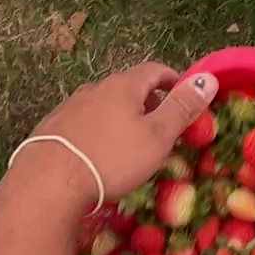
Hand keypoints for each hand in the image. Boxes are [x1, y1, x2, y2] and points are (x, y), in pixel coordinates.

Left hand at [0, 63, 219, 212]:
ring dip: (123, 118)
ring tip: (132, 144)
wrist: (46, 184)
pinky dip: (99, 132)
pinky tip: (99, 155)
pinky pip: (84, 123)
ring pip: (104, 106)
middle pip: (129, 88)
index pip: (155, 70)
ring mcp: (69, 108)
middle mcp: (94, 89)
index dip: (175, 81)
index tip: (187, 97)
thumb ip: (182, 107)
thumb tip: (208, 79)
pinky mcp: (51, 129)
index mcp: (123, 86)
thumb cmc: (111, 158)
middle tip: (163, 127)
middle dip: (149, 103)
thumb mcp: (157, 136)